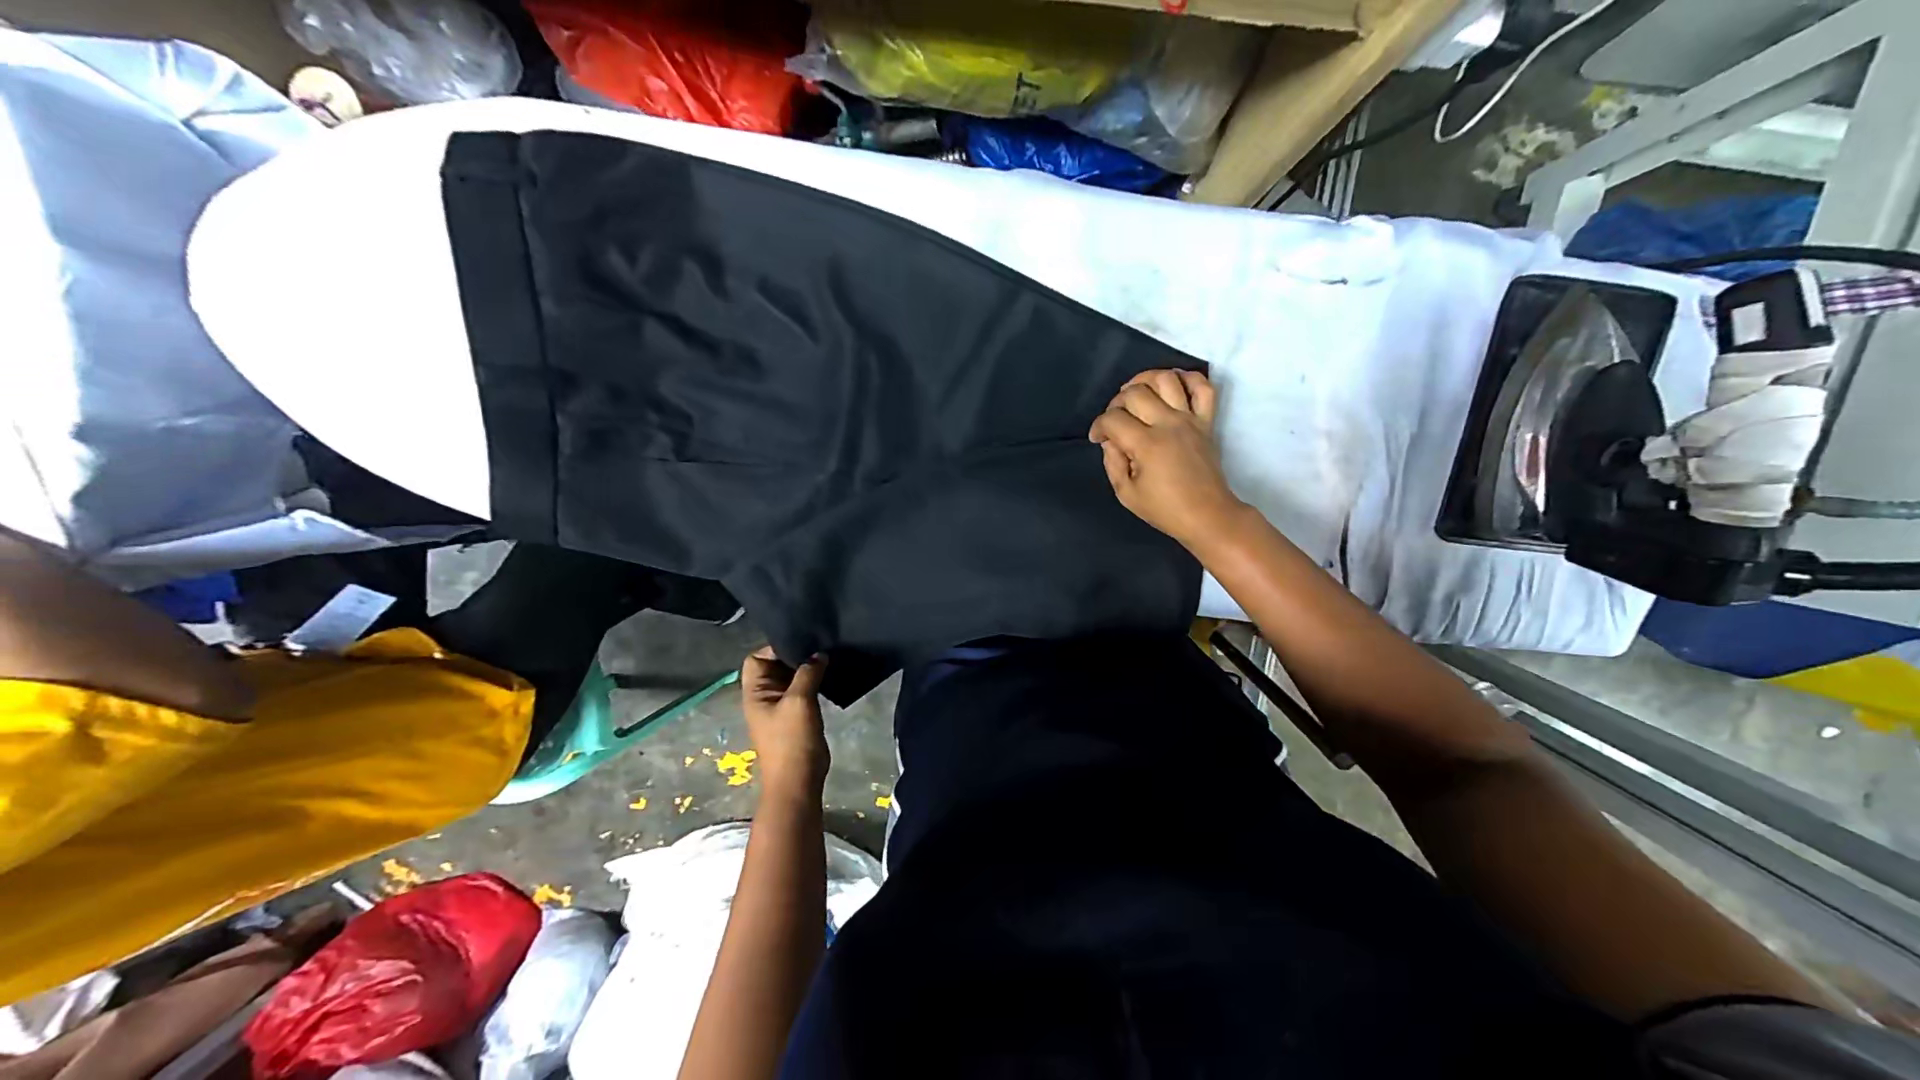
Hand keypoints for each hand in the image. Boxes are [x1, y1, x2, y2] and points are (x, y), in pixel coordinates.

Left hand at [740, 646, 829, 797]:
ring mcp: (781, 706)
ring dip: (806, 669)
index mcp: (755, 692)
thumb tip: (819, 654)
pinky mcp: (796, 715)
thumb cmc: (792, 740)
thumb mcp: (799, 701)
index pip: (757, 658)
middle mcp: (764, 696)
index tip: (801, 642)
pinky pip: (802, 690)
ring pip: (791, 677)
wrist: (798, 780)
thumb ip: (808, 673)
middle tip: (819, 645)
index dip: (775, 648)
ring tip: (827, 657)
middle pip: (775, 666)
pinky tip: (829, 676)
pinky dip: (813, 681)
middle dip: (794, 655)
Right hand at [1088, 369, 1246, 549]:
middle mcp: (1169, 424)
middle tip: (1114, 420)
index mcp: (1147, 444)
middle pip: (1135, 393)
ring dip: (1146, 379)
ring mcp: (1190, 419)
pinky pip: (1203, 387)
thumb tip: (1110, 440)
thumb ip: (1113, 462)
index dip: (1098, 426)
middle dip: (1116, 402)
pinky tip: (1172, 385)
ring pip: (1166, 380)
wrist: (1208, 515)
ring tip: (1136, 392)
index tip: (1098, 439)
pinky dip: (1187, 378)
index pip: (1113, 419)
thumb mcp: (1126, 494)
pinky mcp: (1207, 421)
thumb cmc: (1165, 509)